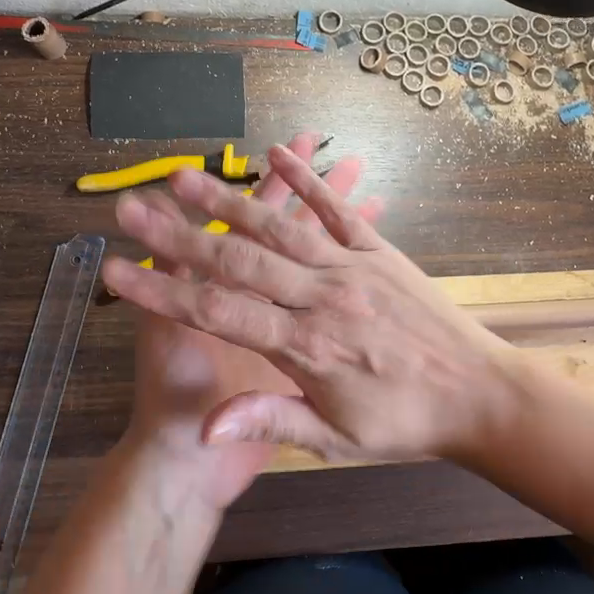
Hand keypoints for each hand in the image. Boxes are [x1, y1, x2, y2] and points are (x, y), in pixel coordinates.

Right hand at [122, 134, 372, 506]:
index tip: (114, 271)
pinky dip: (308, 181)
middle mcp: (322, 299)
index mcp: (305, 348)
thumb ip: (272, 419)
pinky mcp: (379, 251)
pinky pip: (337, 212)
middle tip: (133, 206)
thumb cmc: (406, 423)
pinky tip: (277, 152)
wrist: (479, 393)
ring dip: (231, 199)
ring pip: (281, 228)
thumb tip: (207, 428)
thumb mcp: (337, 440)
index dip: (161, 294)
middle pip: (237, 262)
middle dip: (179, 235)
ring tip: (187, 174)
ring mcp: (351, 268)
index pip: (218, 315)